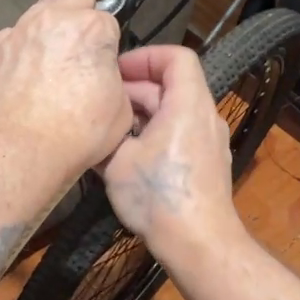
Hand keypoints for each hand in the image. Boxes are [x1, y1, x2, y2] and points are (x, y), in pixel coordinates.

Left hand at [0, 0, 129, 179]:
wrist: (20, 147)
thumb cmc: (74, 132)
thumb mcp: (120, 109)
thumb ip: (114, 80)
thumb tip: (104, 80)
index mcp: (94, 29)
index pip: (109, 17)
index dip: (110, 36)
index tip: (108, 41)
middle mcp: (56, 20)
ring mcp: (22, 31)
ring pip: (41, 12)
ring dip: (51, 19)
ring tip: (56, 38)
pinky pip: (15, 37)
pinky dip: (24, 47)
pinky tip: (28, 70)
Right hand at [101, 44, 245, 263]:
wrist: (198, 243)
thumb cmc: (158, 195)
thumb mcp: (117, 161)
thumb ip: (105, 134)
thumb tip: (91, 124)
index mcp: (187, 104)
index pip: (175, 57)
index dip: (144, 56)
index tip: (115, 71)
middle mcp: (204, 116)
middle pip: (170, 86)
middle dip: (134, 89)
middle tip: (100, 102)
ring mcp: (208, 141)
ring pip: (172, 112)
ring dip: (140, 114)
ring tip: (106, 129)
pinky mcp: (205, 164)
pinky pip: (178, 134)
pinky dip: (153, 133)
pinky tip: (125, 156)